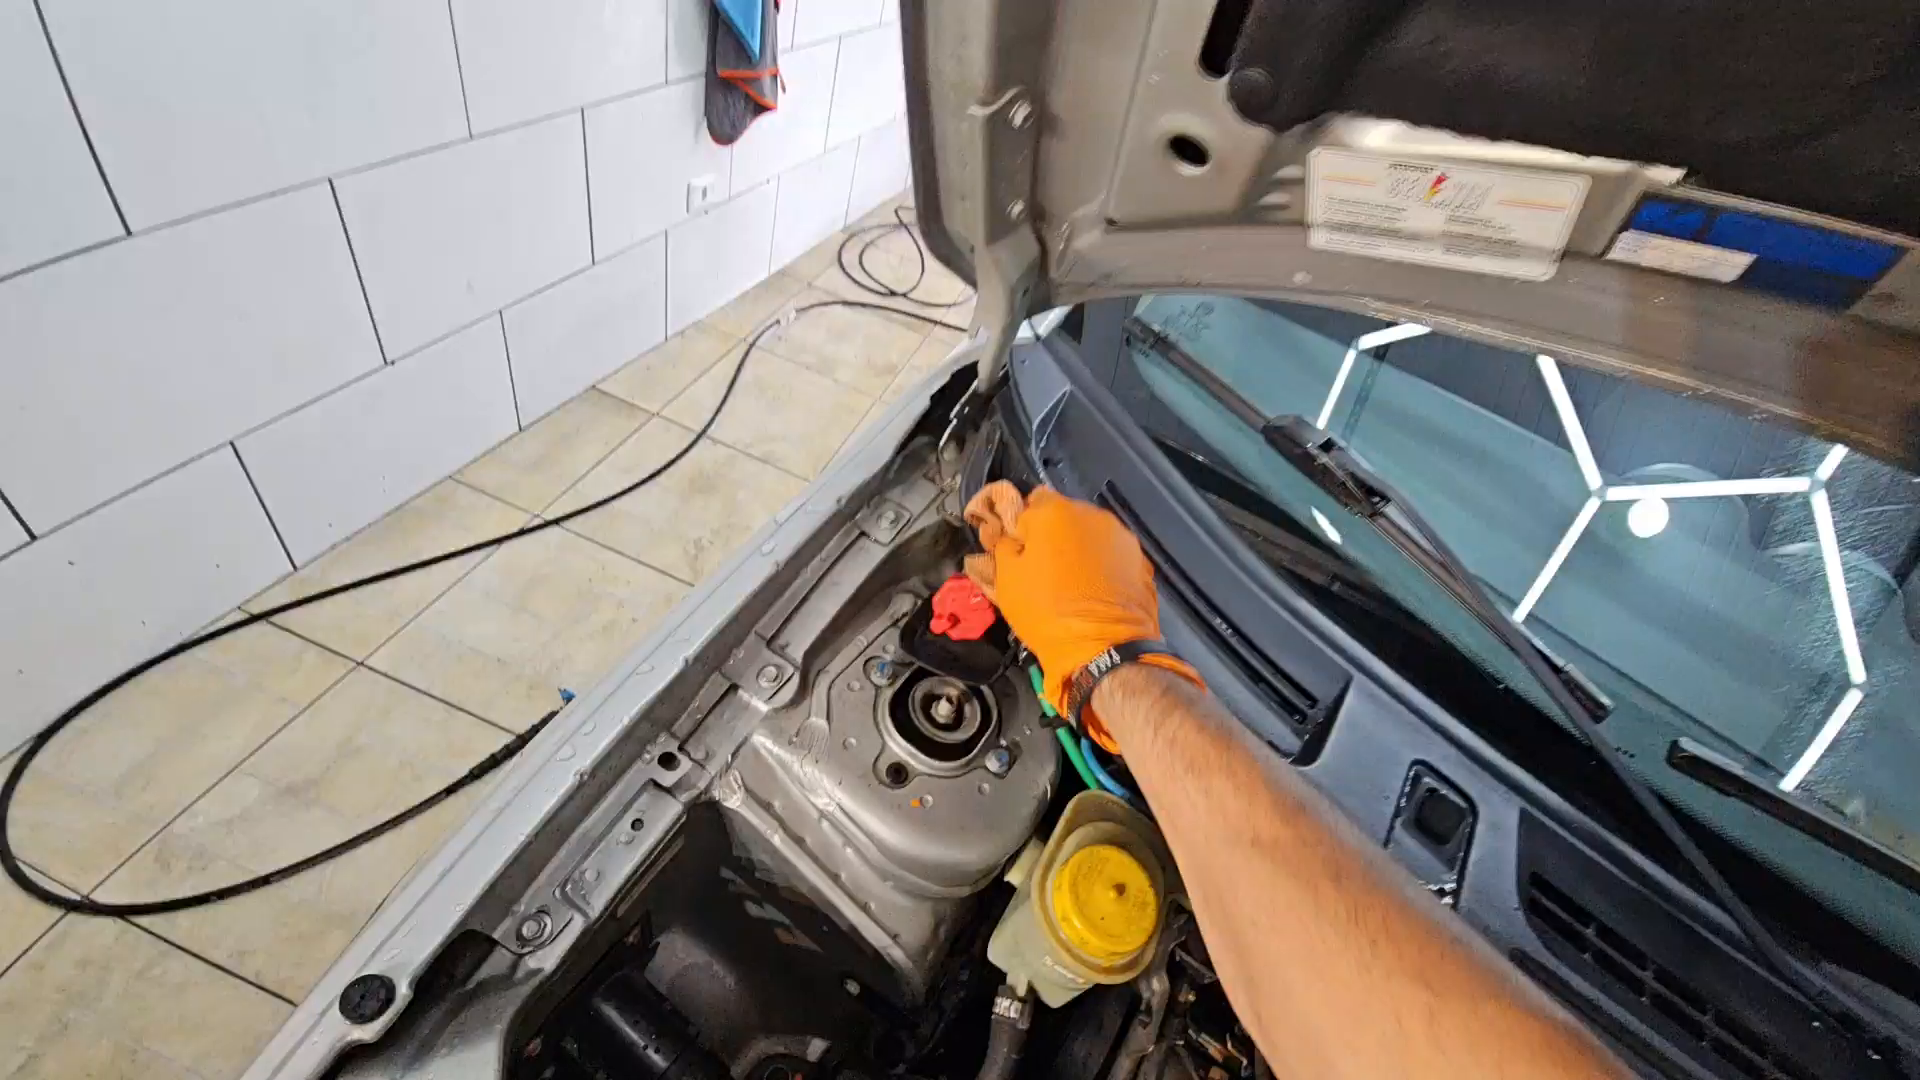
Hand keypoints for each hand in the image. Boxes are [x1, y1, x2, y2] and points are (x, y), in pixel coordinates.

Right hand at [962, 481, 1198, 748]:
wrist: (1104, 649)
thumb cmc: (1047, 612)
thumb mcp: (1007, 580)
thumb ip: (1002, 546)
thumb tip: (1004, 535)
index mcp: (1054, 512)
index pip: (1028, 502)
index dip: (1019, 526)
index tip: (1015, 550)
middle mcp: (1091, 514)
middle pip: (1062, 516)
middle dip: (1050, 536)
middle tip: (1040, 570)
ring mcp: (1120, 536)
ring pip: (1089, 534)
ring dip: (1077, 550)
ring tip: (1069, 584)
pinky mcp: (1140, 560)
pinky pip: (1111, 554)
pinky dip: (1101, 566)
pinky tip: (1093, 592)